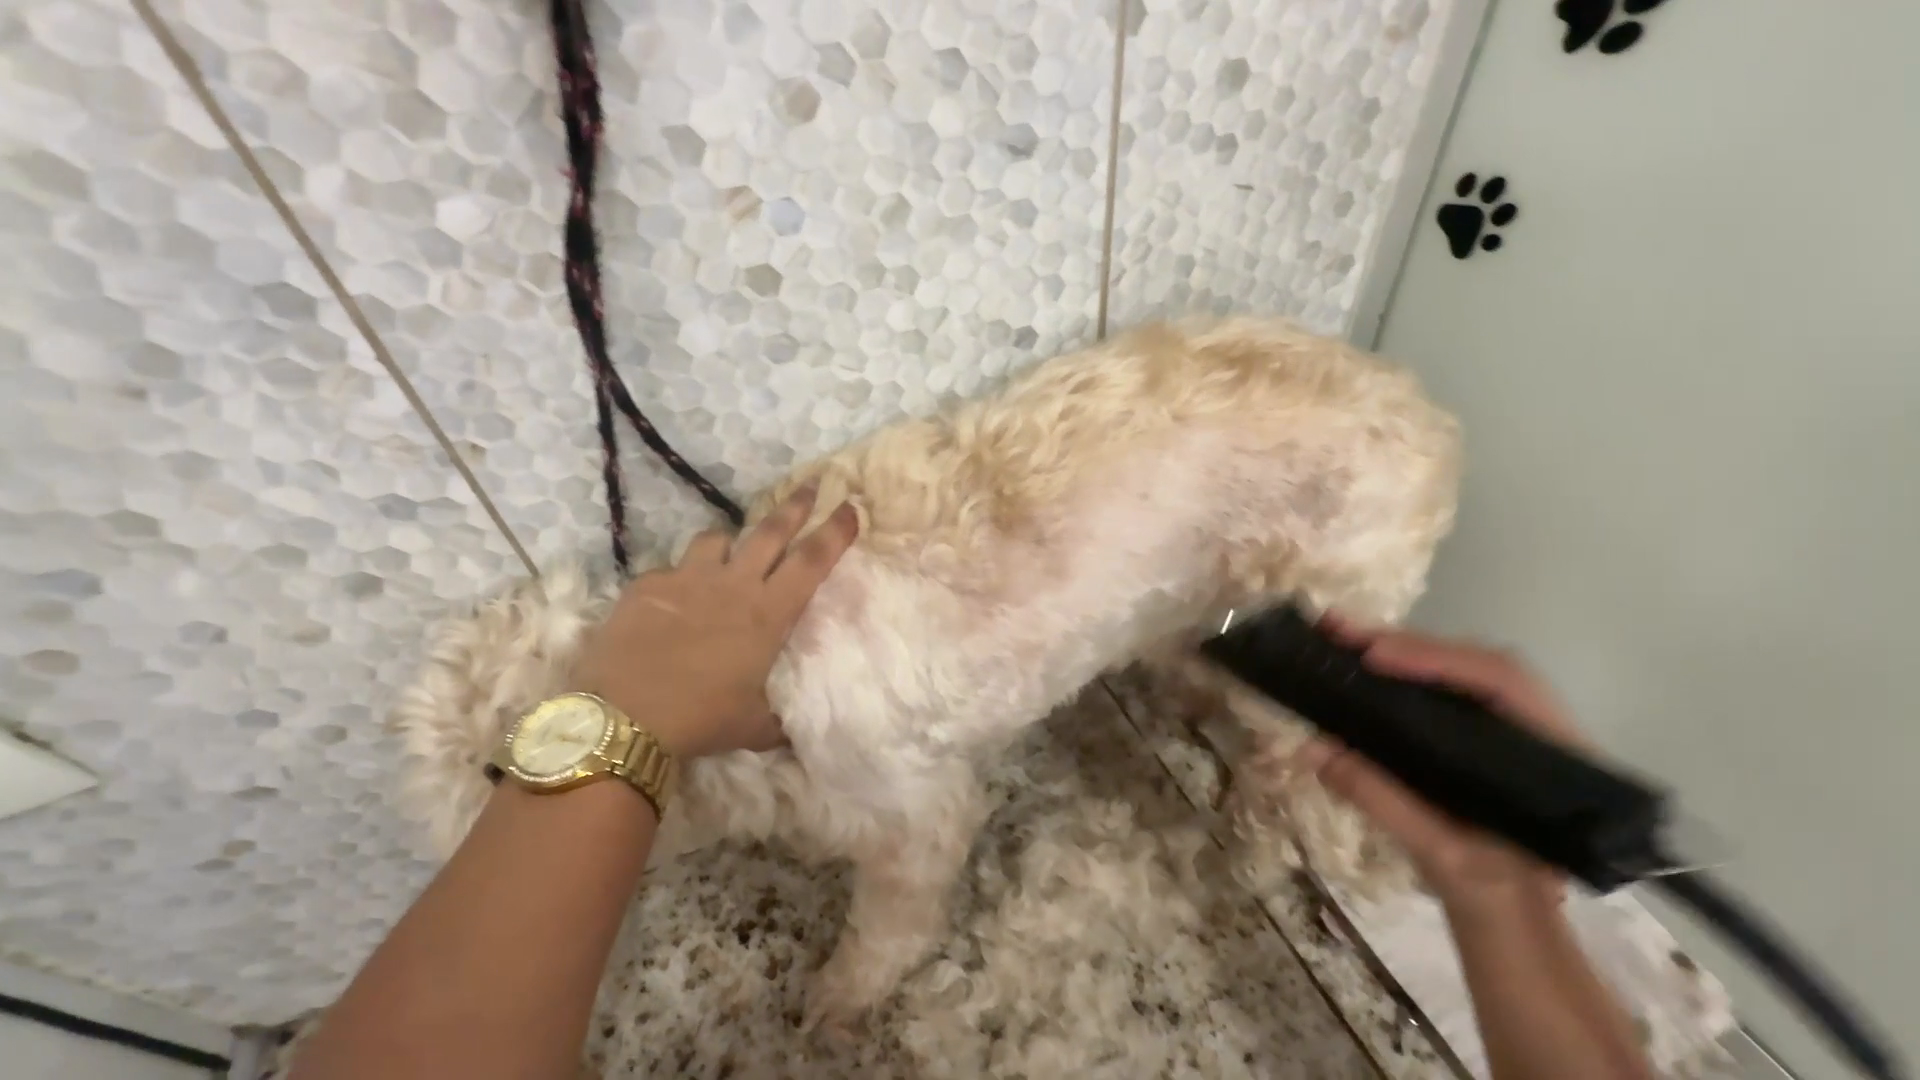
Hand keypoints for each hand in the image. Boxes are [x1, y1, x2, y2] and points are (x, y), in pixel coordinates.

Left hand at [569, 487, 857, 760]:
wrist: (624, 716)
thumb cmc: (700, 719)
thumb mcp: (752, 727)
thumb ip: (777, 722)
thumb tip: (793, 738)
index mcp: (768, 614)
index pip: (812, 561)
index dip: (834, 532)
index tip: (849, 507)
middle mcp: (733, 584)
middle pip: (771, 531)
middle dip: (795, 505)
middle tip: (811, 484)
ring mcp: (687, 579)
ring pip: (717, 539)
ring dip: (730, 541)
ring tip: (729, 551)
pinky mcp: (647, 585)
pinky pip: (672, 569)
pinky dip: (680, 578)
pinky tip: (672, 599)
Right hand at [1293, 617, 1585, 910]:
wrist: (1511, 913)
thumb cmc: (1489, 889)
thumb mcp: (1439, 852)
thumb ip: (1382, 798)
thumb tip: (1313, 746)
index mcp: (1551, 755)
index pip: (1501, 681)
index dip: (1437, 659)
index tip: (1374, 656)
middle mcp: (1537, 726)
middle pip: (1475, 663)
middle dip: (1407, 643)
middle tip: (1339, 631)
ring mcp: (1510, 725)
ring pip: (1459, 668)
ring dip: (1400, 649)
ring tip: (1340, 637)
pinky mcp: (1480, 731)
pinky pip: (1445, 686)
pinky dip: (1402, 669)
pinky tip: (1363, 664)